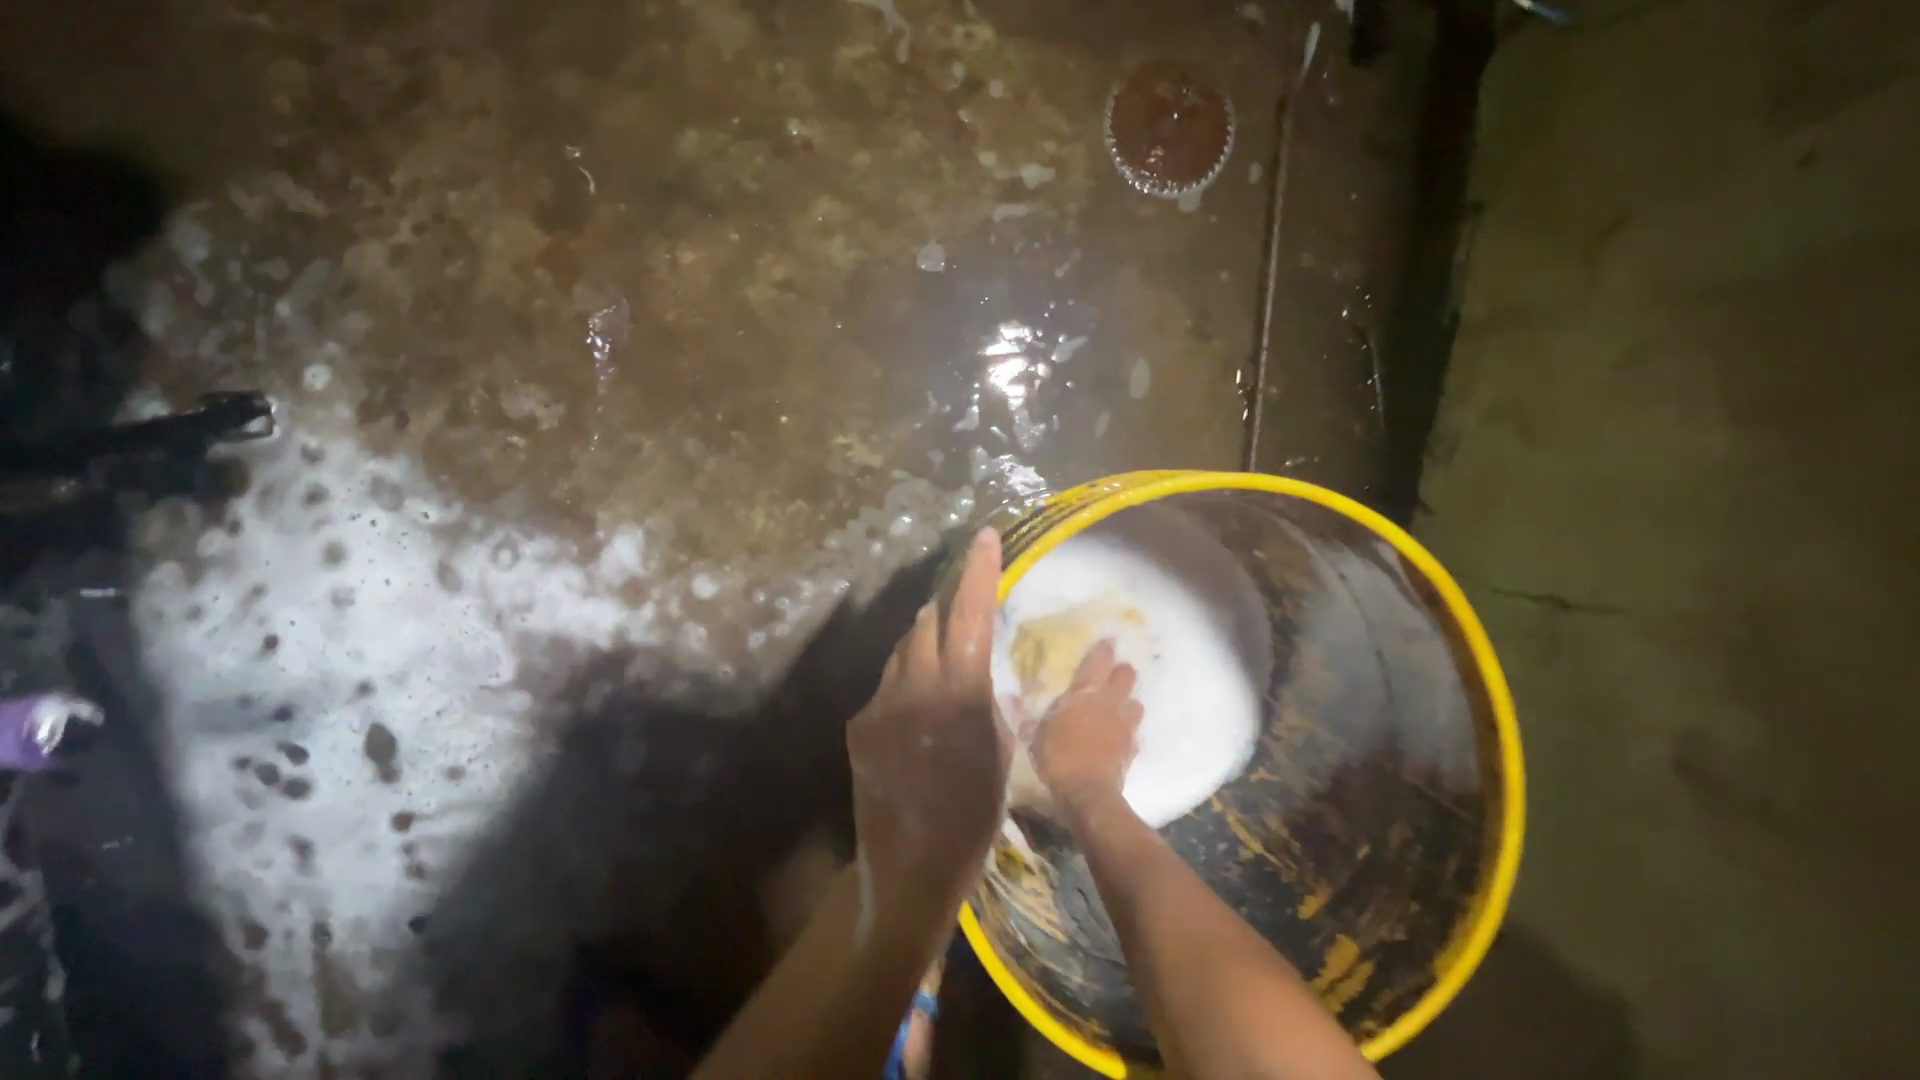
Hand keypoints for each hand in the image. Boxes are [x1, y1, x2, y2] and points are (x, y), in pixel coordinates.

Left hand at [847, 528, 1008, 908]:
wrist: (911, 867)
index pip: (970, 615)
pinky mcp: (858, 726)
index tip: (984, 536)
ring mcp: (878, 706)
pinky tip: (917, 711)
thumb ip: (987, 700)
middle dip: (947, 607)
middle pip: (927, 623)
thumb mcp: (1000, 752)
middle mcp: (913, 687)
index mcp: (960, 693)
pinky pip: (886, 687)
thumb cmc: (974, 815)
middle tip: (963, 603)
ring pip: (903, 653)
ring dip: (924, 645)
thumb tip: (977, 669)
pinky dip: (905, 684)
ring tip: (943, 657)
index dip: (979, 572)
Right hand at [1026, 641, 1142, 811]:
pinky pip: (1134, 731)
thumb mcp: (1035, 736)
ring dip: (1129, 702)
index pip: (1098, 662)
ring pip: (1137, 703)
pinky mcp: (1133, 746)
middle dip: (1122, 672)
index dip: (1103, 650)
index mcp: (1084, 694)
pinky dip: (1128, 731)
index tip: (1108, 641)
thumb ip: (1030, 718)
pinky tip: (1120, 738)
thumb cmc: (1057, 757)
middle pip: (1126, 675)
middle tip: (1116, 673)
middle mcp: (1109, 702)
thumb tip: (1011, 700)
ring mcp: (1125, 724)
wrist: (1088, 791)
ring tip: (1121, 707)